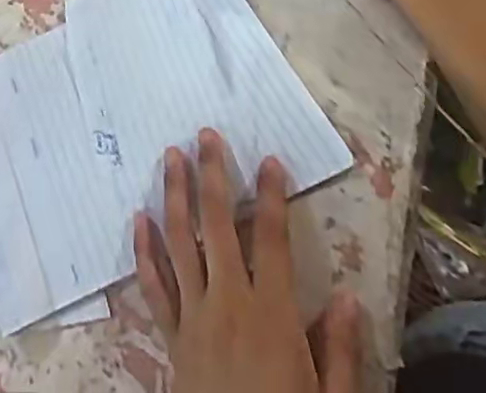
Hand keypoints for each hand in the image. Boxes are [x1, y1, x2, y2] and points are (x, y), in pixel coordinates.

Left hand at [135, 129, 362, 392]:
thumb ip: (339, 349)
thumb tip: (348, 295)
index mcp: (273, 315)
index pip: (273, 240)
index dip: (272, 196)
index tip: (269, 159)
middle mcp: (228, 302)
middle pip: (218, 225)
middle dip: (212, 176)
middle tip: (204, 135)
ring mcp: (193, 314)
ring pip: (179, 241)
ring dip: (173, 195)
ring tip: (169, 157)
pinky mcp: (170, 334)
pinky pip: (153, 284)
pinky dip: (144, 249)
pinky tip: (137, 218)